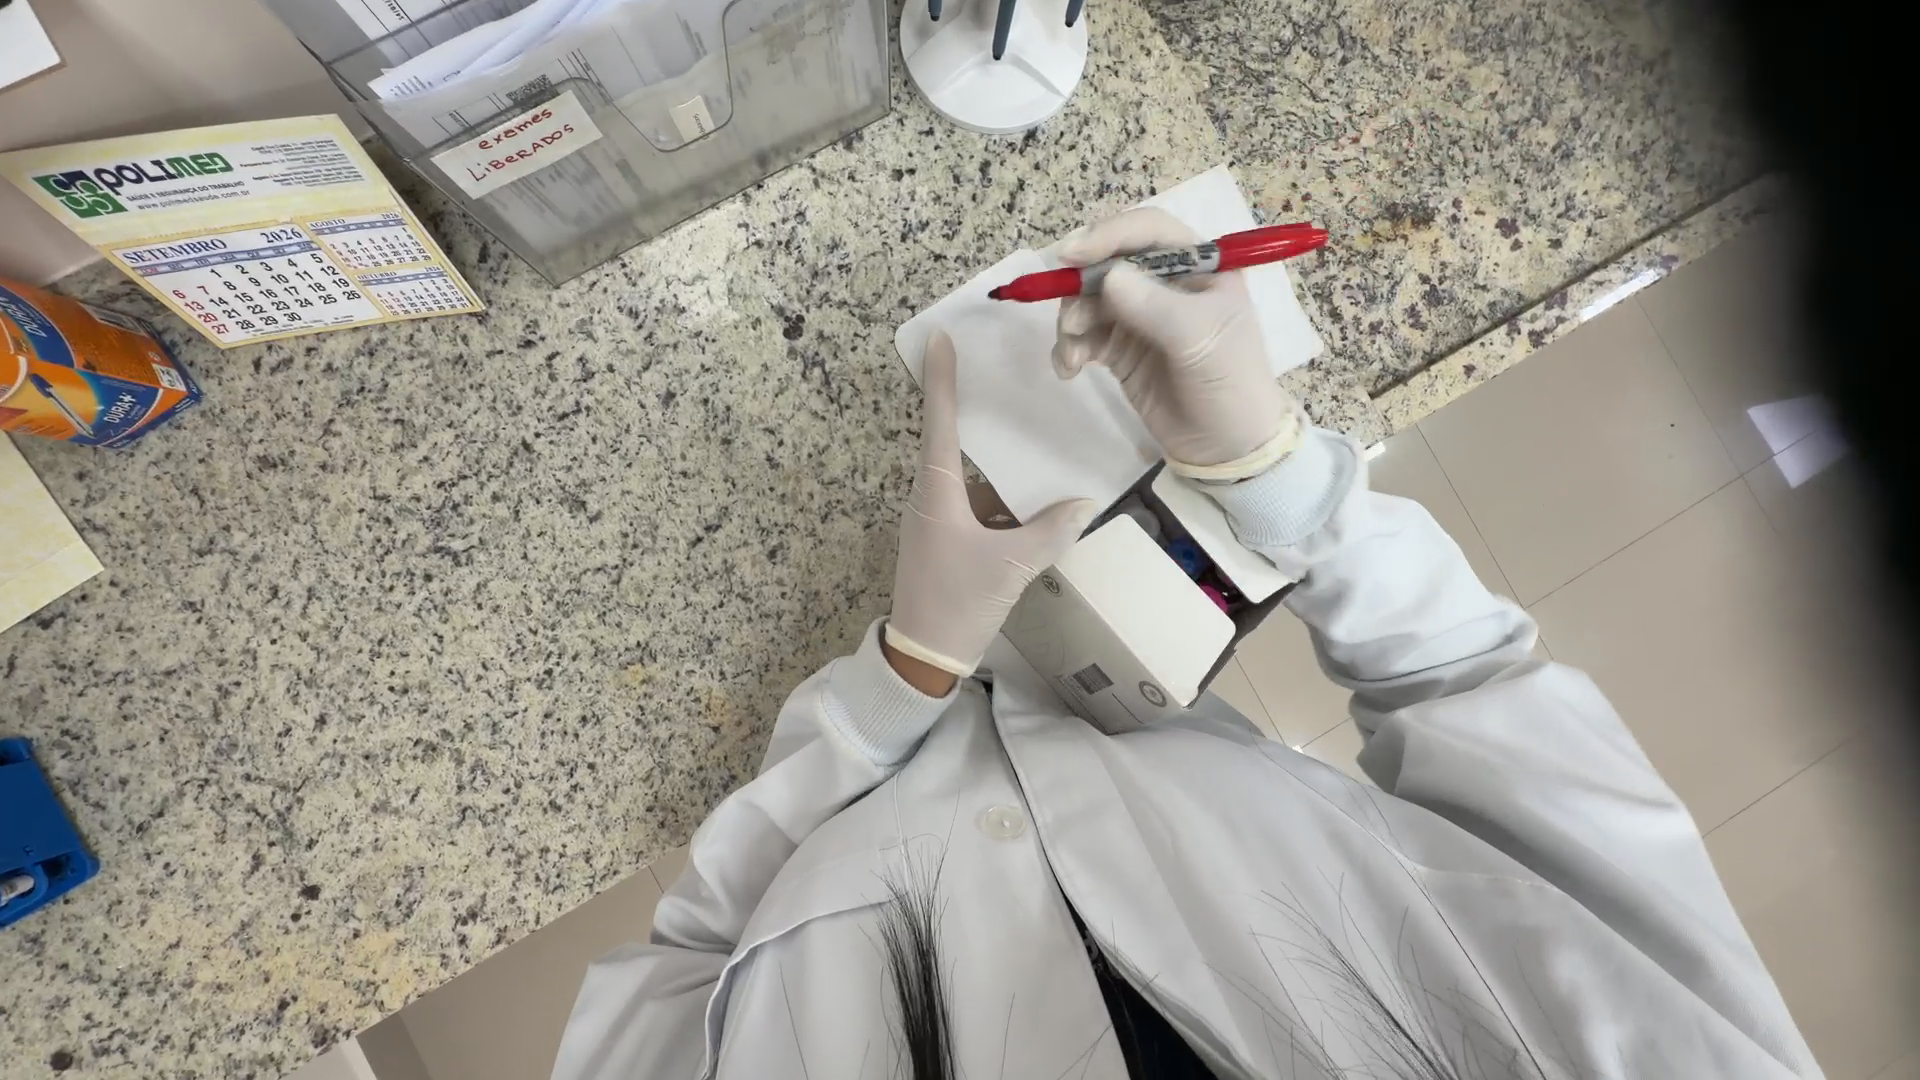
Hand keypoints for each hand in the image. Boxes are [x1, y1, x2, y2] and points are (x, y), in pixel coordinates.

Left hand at [885, 332, 1099, 680]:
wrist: (922, 656)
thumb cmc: (959, 603)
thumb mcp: (1011, 568)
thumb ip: (1050, 533)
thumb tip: (1083, 503)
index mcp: (937, 493)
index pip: (940, 423)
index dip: (941, 380)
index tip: (938, 339)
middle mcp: (930, 498)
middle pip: (951, 442)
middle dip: (972, 410)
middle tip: (996, 373)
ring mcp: (935, 520)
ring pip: (966, 477)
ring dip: (993, 462)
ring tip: (1028, 435)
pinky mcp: (943, 540)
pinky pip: (973, 505)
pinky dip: (998, 499)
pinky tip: (1031, 500)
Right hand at [1053, 208, 1300, 478]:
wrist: (1227, 446)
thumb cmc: (1229, 382)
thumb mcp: (1201, 339)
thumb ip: (1155, 306)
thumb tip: (1108, 277)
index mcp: (1198, 265)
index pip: (1147, 232)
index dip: (1107, 236)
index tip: (1069, 255)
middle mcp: (1165, 284)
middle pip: (1108, 264)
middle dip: (1081, 288)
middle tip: (1071, 320)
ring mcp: (1139, 317)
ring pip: (1089, 301)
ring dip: (1072, 322)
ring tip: (1074, 355)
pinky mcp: (1120, 350)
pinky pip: (1084, 336)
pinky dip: (1070, 348)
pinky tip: (1070, 369)